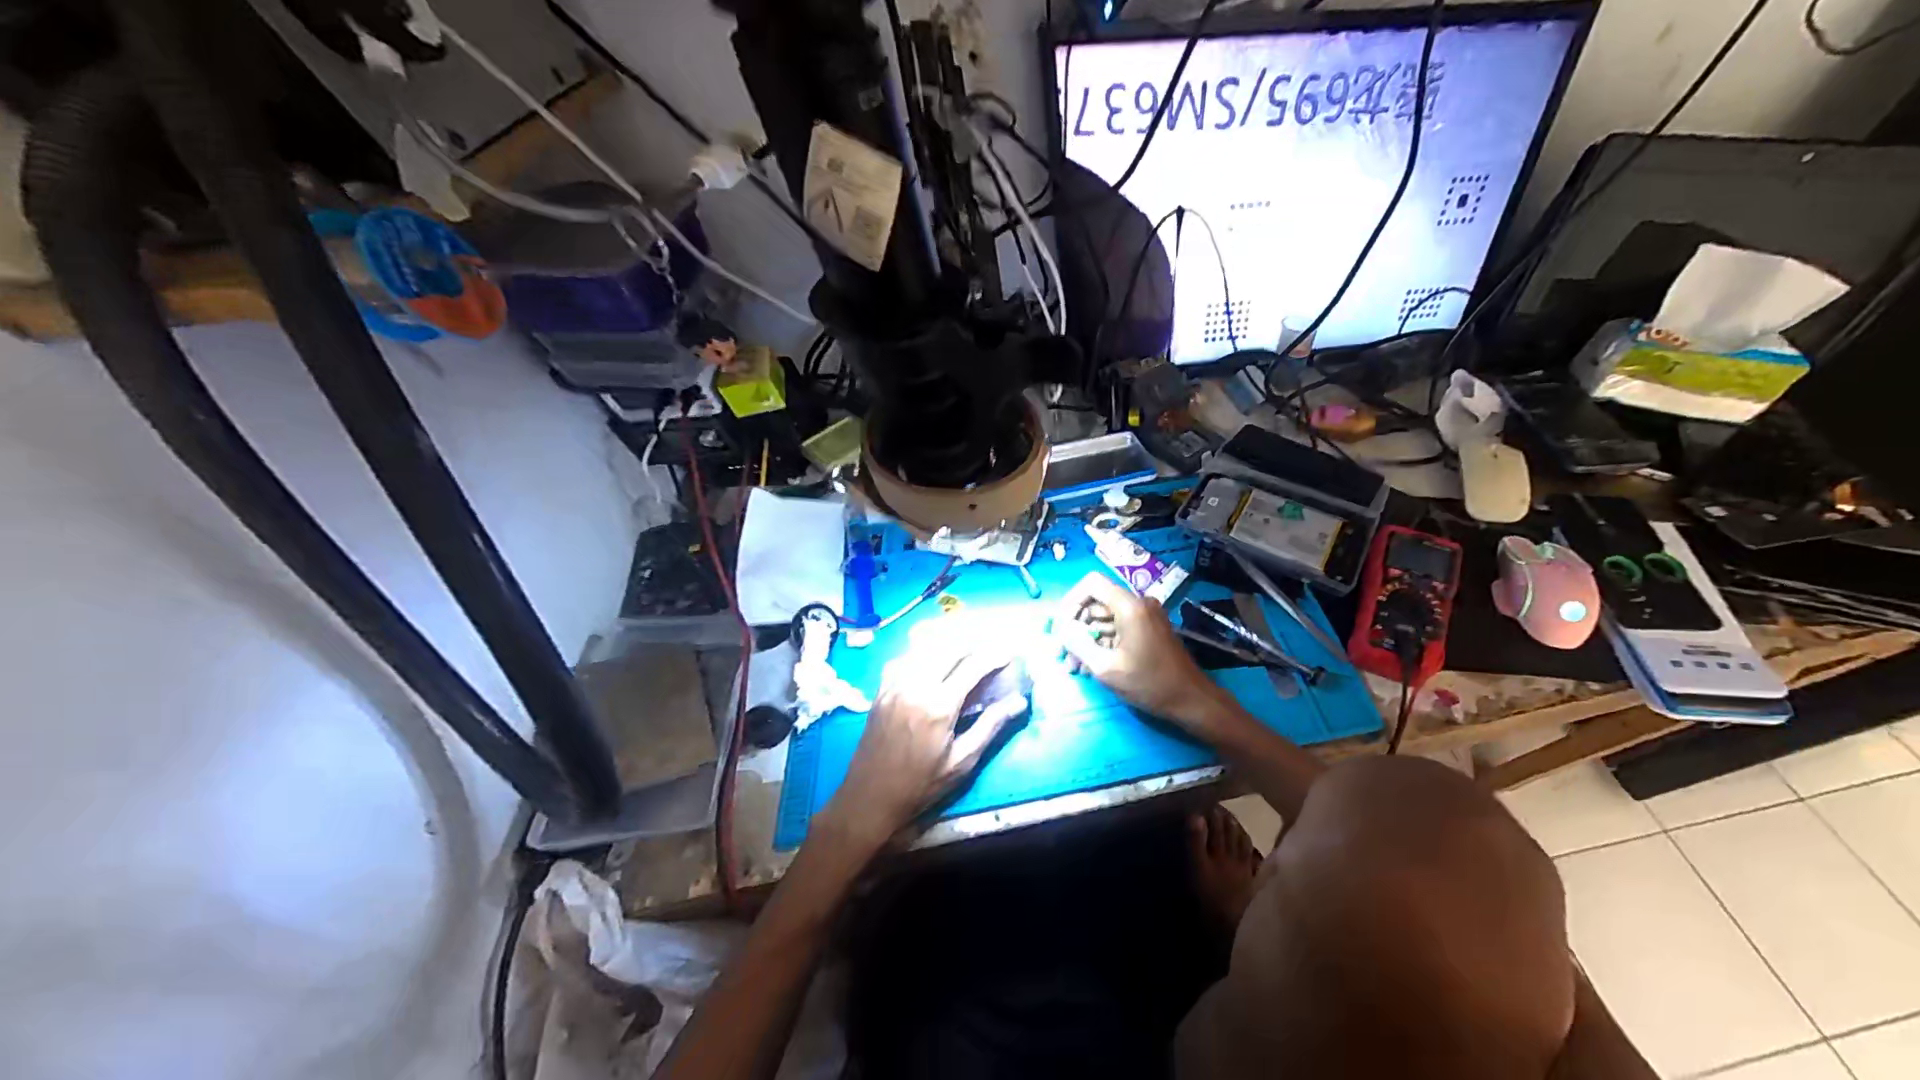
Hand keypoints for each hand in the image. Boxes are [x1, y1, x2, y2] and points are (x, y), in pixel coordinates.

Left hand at [817, 646, 1026, 847]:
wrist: (870, 797)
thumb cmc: (921, 786)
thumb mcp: (962, 762)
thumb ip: (990, 726)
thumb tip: (1018, 702)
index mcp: (938, 705)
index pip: (972, 666)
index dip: (993, 656)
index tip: (1009, 653)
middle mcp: (915, 685)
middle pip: (949, 649)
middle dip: (973, 646)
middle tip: (990, 652)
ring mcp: (894, 684)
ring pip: (925, 649)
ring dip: (948, 646)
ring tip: (966, 653)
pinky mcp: (881, 689)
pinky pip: (904, 659)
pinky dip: (923, 654)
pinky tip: (931, 661)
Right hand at [1052, 575, 1230, 732]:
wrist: (1191, 700)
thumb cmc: (1150, 683)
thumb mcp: (1106, 668)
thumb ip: (1078, 644)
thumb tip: (1061, 629)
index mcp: (1129, 606)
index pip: (1091, 583)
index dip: (1071, 601)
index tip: (1062, 627)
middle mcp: (1138, 603)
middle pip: (1096, 601)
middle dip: (1075, 625)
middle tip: (1063, 653)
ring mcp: (1144, 616)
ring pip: (1104, 617)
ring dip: (1086, 637)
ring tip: (1074, 665)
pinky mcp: (1147, 629)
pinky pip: (1117, 627)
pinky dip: (1101, 642)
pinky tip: (1089, 665)